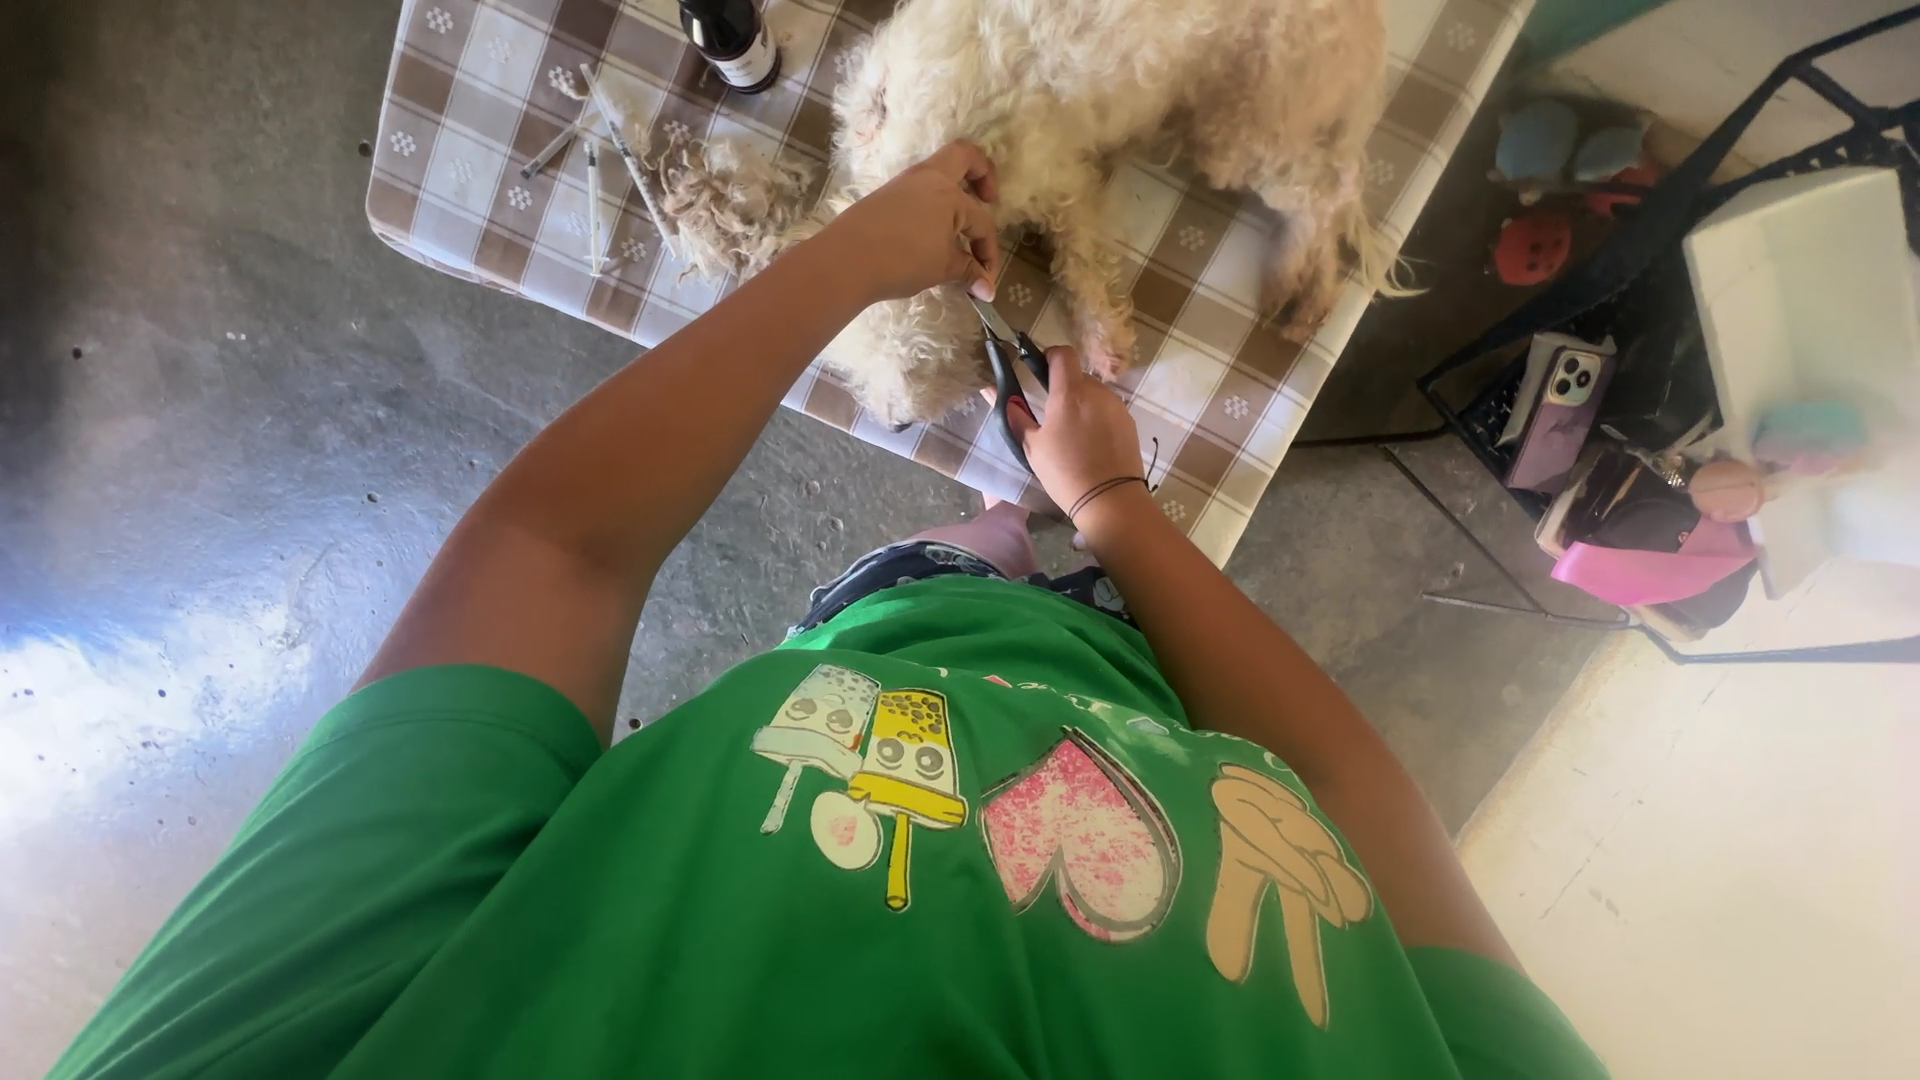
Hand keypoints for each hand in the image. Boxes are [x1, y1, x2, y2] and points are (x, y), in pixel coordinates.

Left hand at [824, 140, 1000, 303]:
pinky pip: (920, 189)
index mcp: (950, 195)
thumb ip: (967, 273)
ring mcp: (905, 183)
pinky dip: (935, 202)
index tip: (986, 280)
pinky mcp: (887, 195)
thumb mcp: (941, 268)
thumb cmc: (902, 261)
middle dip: (983, 173)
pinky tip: (933, 230)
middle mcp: (930, 179)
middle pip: (965, 156)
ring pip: (939, 171)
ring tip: (959, 221)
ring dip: (956, 188)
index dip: (988, 252)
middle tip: (989, 198)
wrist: (846, 260)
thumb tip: (988, 290)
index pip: (981, 222)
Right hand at [997, 346, 1150, 529]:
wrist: (1109, 499)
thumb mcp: (1032, 446)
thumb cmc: (1064, 472)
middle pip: (1078, 375)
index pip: (1063, 354)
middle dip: (1064, 386)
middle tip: (1052, 413)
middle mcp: (1096, 391)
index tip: (1039, 371)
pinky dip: (1097, 416)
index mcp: (1069, 393)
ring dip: (1081, 403)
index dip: (1050, 356)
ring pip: (1094, 392)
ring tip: (1073, 432)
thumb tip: (990, 390)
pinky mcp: (1129, 421)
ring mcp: (1116, 405)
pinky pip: (1108, 408)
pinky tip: (1092, 442)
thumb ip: (1014, 415)